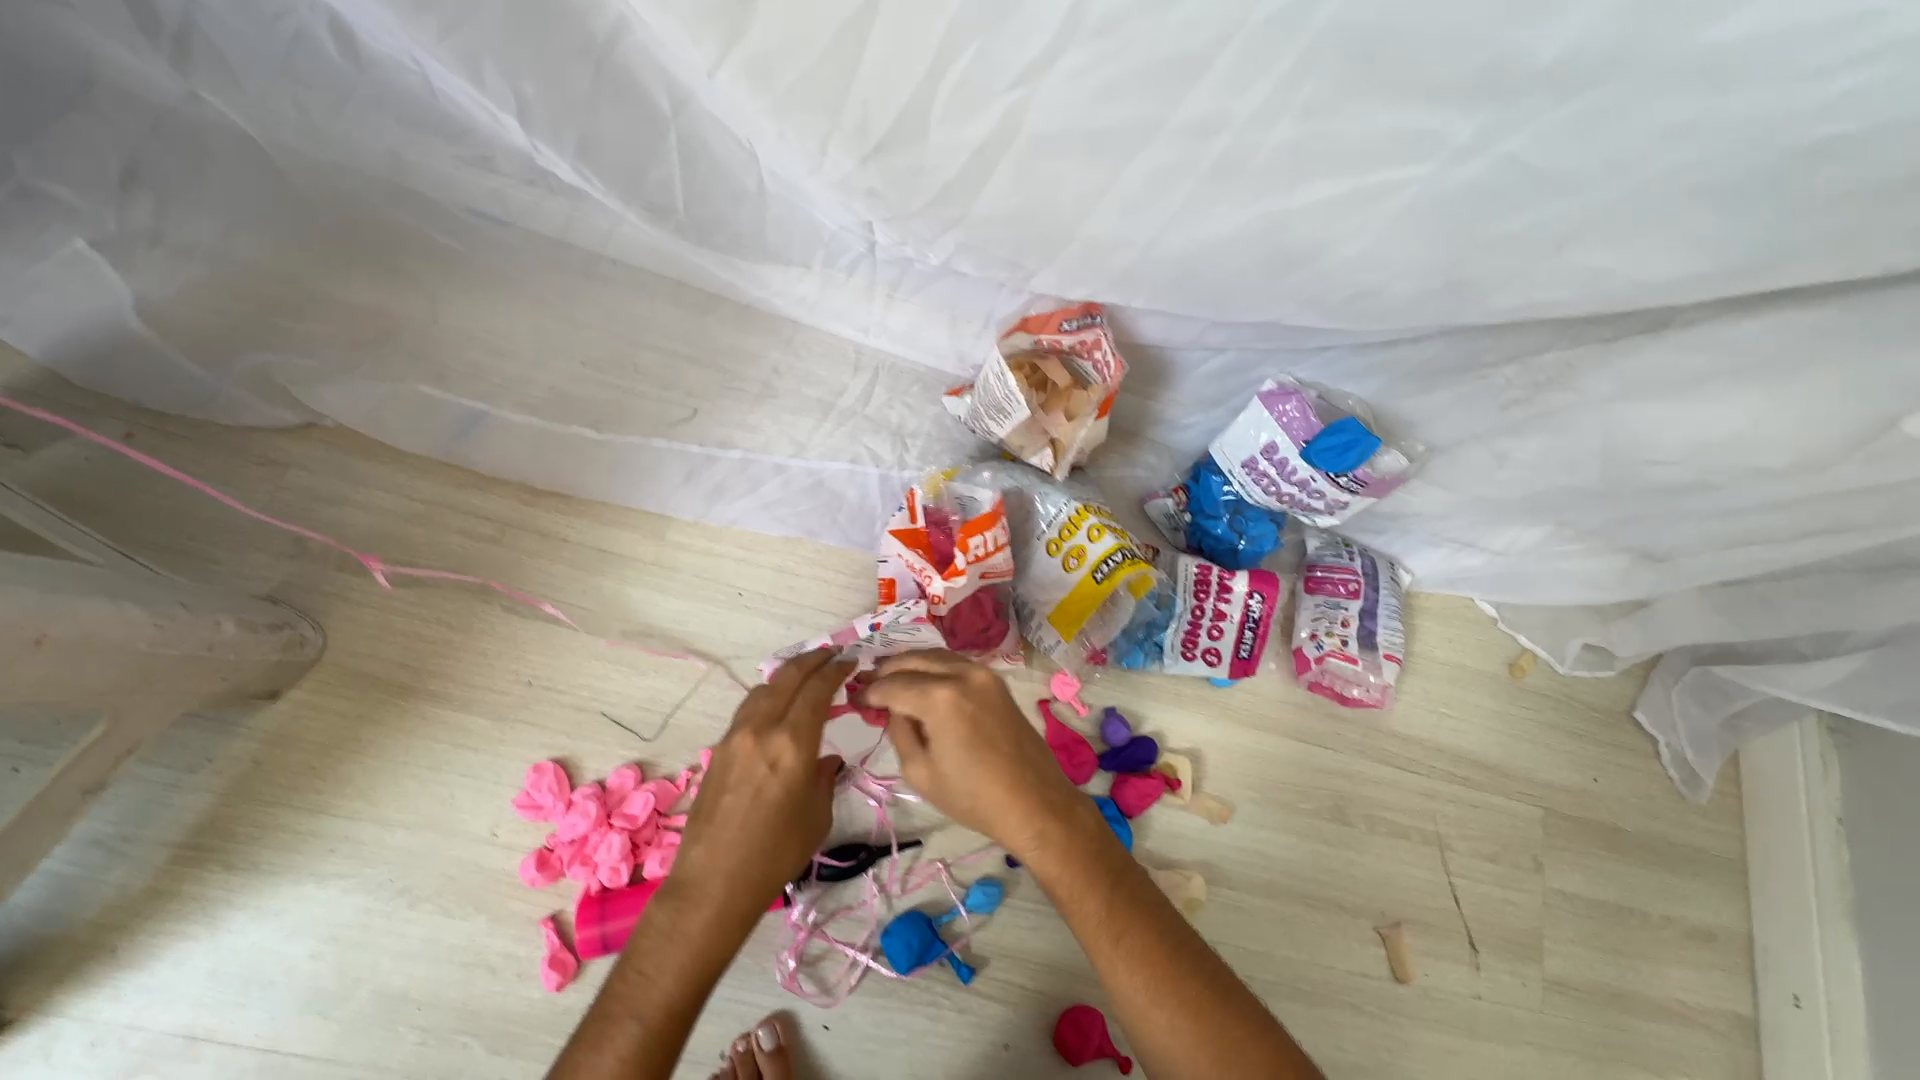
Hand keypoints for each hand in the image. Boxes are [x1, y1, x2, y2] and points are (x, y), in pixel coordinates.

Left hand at [669, 649, 851, 913]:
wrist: (715, 882)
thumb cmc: (776, 854)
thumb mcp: (817, 815)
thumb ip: (825, 778)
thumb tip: (826, 760)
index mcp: (792, 743)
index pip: (817, 689)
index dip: (836, 670)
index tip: (850, 662)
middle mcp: (761, 729)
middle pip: (787, 677)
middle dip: (812, 660)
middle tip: (832, 654)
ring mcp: (734, 738)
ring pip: (762, 690)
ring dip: (787, 676)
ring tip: (805, 676)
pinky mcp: (718, 752)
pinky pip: (747, 711)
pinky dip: (768, 698)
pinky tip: (778, 708)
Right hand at [859, 650, 1084, 857]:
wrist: (1033, 801)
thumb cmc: (973, 796)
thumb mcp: (920, 771)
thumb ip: (899, 732)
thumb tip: (892, 709)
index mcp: (939, 697)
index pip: (891, 685)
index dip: (869, 693)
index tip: (854, 701)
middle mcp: (961, 673)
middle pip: (912, 660)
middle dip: (886, 671)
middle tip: (868, 685)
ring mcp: (982, 673)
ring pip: (935, 655)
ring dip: (910, 665)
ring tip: (891, 681)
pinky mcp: (996, 681)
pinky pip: (955, 663)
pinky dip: (934, 667)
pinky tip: (922, 683)